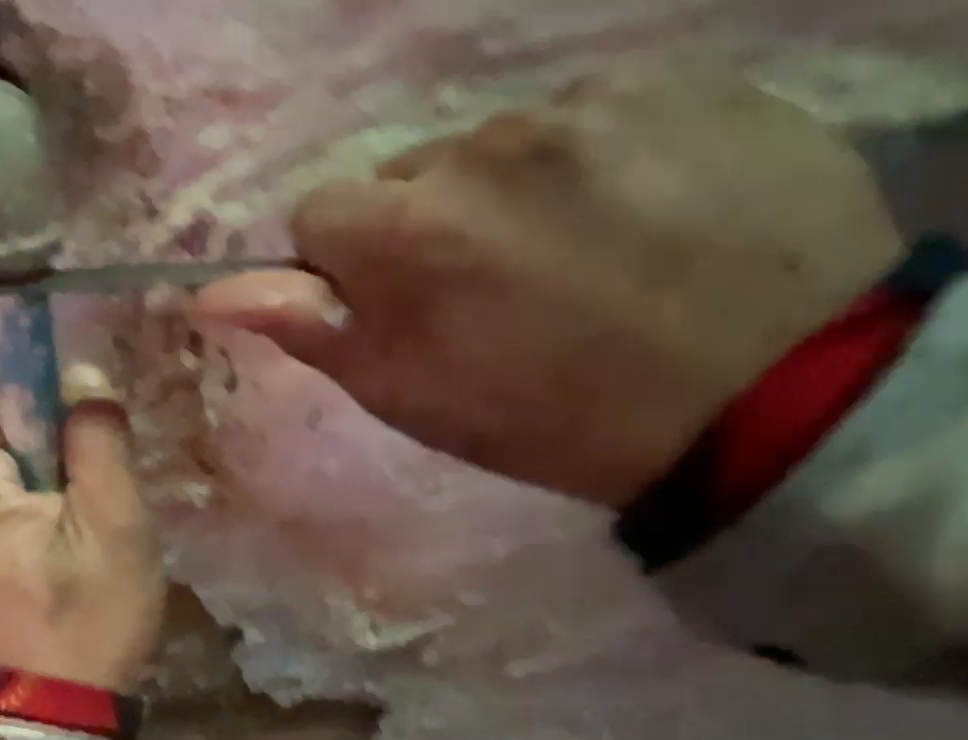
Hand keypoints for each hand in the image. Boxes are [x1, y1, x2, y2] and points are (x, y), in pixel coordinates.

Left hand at [0, 366, 164, 693]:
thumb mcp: (114, 523)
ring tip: (68, 545)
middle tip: (86, 511)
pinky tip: (41, 566)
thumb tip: (80, 377)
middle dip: (42, 464)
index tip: (87, 459)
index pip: (0, 407)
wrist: (49, 719)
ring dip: (29, 499)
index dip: (49, 419)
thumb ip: (97, 439)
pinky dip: (10, 528)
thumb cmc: (86, 617)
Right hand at [193, 61, 902, 506]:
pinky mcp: (676, 83)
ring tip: (574, 254)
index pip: (318, 212)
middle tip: (487, 289)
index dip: (344, 262)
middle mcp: (480, 144)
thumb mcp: (409, 395)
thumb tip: (210, 293)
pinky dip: (591, 162)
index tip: (393, 303)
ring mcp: (583, 106)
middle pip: (406, 175)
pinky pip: (589, 119)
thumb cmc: (550, 416)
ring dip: (507, 192)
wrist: (769, 393)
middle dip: (422, 224)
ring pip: (496, 146)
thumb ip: (310, 330)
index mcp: (405, 228)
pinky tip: (638, 215)